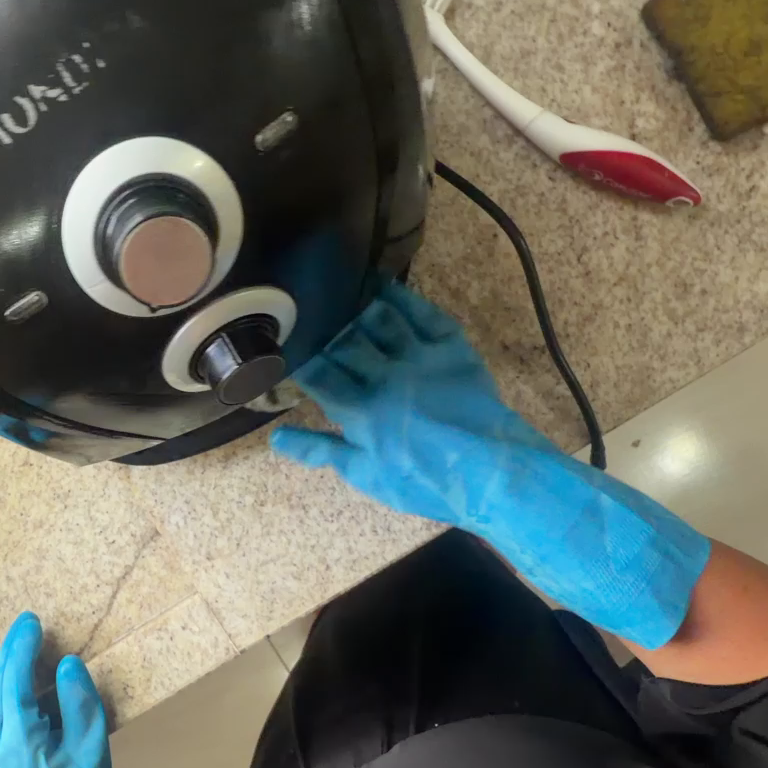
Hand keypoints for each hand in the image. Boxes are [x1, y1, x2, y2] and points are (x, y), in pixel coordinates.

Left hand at [0, 613, 157, 767]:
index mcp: (19, 735)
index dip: (22, 646)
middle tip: (27, 626)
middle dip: (10, 650)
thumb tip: (65, 664)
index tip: (32, 622)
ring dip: (0, 667)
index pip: (14, 677)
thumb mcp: (91, 746)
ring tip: (18, 648)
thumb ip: (78, 701)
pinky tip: (6, 682)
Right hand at [269, 281, 553, 527]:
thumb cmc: (423, 481)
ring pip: (378, 319)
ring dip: (355, 307)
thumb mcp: (365, 475)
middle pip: (344, 342)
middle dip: (323, 331)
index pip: (318, 374)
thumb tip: (276, 438)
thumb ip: (320, 451)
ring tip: (338, 296)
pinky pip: (422, 312)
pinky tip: (380, 285)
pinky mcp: (450, 346)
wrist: (491, 473)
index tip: (287, 352)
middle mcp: (384, 374)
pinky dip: (399, 296)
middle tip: (308, 320)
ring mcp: (419, 356)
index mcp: (358, 409)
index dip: (300, 361)